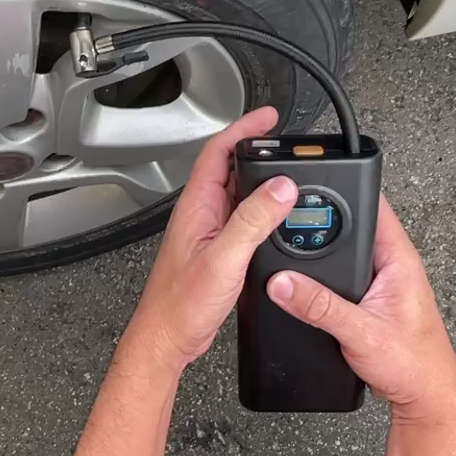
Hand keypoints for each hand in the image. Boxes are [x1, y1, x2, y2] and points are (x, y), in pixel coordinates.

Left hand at [123, 106, 298, 369]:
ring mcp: (207, 231)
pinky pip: (241, 217)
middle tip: (283, 140)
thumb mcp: (223, 259)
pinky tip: (275, 218)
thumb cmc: (180, 304)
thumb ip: (252, 221)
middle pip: (229, 167)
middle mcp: (200, 214)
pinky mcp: (215, 250)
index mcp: (196, 206)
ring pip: (236, 193)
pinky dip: (261, 210)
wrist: (168, 337)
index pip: (218, 151)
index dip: (243, 129)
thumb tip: (281, 188)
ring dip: (260, 180)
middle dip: (257, 149)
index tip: (267, 117)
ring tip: (288, 175)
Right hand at [266, 196, 455, 422]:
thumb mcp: (361, 333)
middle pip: (353, 226)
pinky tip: (307, 284)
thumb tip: (284, 283)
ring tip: (291, 246)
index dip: (344, 189)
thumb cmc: (414, 365)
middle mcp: (393, 265)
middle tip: (289, 214)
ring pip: (345, 253)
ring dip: (322, 252)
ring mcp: (382, 282)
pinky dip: (323, 276)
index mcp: (399, 260)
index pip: (373, 206)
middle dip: (323, 219)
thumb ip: (319, 307)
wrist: (425, 399)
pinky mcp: (372, 300)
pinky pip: (342, 276)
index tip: (312, 183)